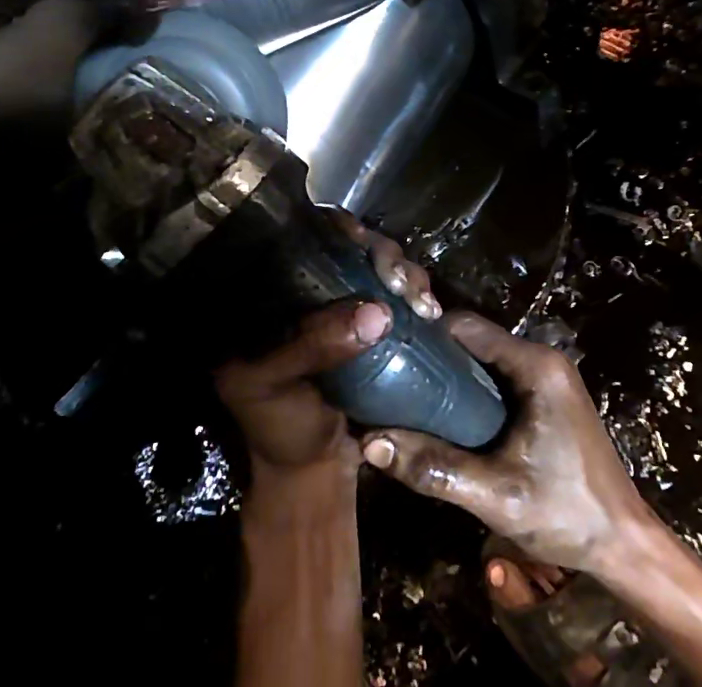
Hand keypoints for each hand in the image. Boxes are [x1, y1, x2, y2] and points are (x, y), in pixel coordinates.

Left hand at [215, 212, 439, 473]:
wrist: (313, 472)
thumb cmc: (279, 427)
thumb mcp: (274, 385)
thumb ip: (312, 346)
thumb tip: (377, 313)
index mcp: (271, 299)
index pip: (301, 242)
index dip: (331, 229)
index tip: (360, 237)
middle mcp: (310, 293)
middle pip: (350, 249)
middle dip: (382, 255)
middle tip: (400, 281)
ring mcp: (347, 309)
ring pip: (380, 268)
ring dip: (406, 275)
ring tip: (421, 301)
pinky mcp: (377, 327)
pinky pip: (400, 297)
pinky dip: (417, 295)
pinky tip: (430, 309)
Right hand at [359, 313, 656, 574]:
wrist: (622, 542)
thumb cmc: (566, 513)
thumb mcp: (496, 495)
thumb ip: (434, 468)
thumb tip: (369, 443)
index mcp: (535, 366)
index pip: (466, 327)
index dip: (423, 336)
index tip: (386, 356)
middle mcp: (541, 359)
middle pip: (471, 342)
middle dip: (430, 359)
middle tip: (387, 384)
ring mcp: (544, 378)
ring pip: (480, 362)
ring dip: (445, 378)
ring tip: (402, 400)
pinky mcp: (543, 397)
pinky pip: (494, 380)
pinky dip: (464, 393)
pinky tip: (438, 418)